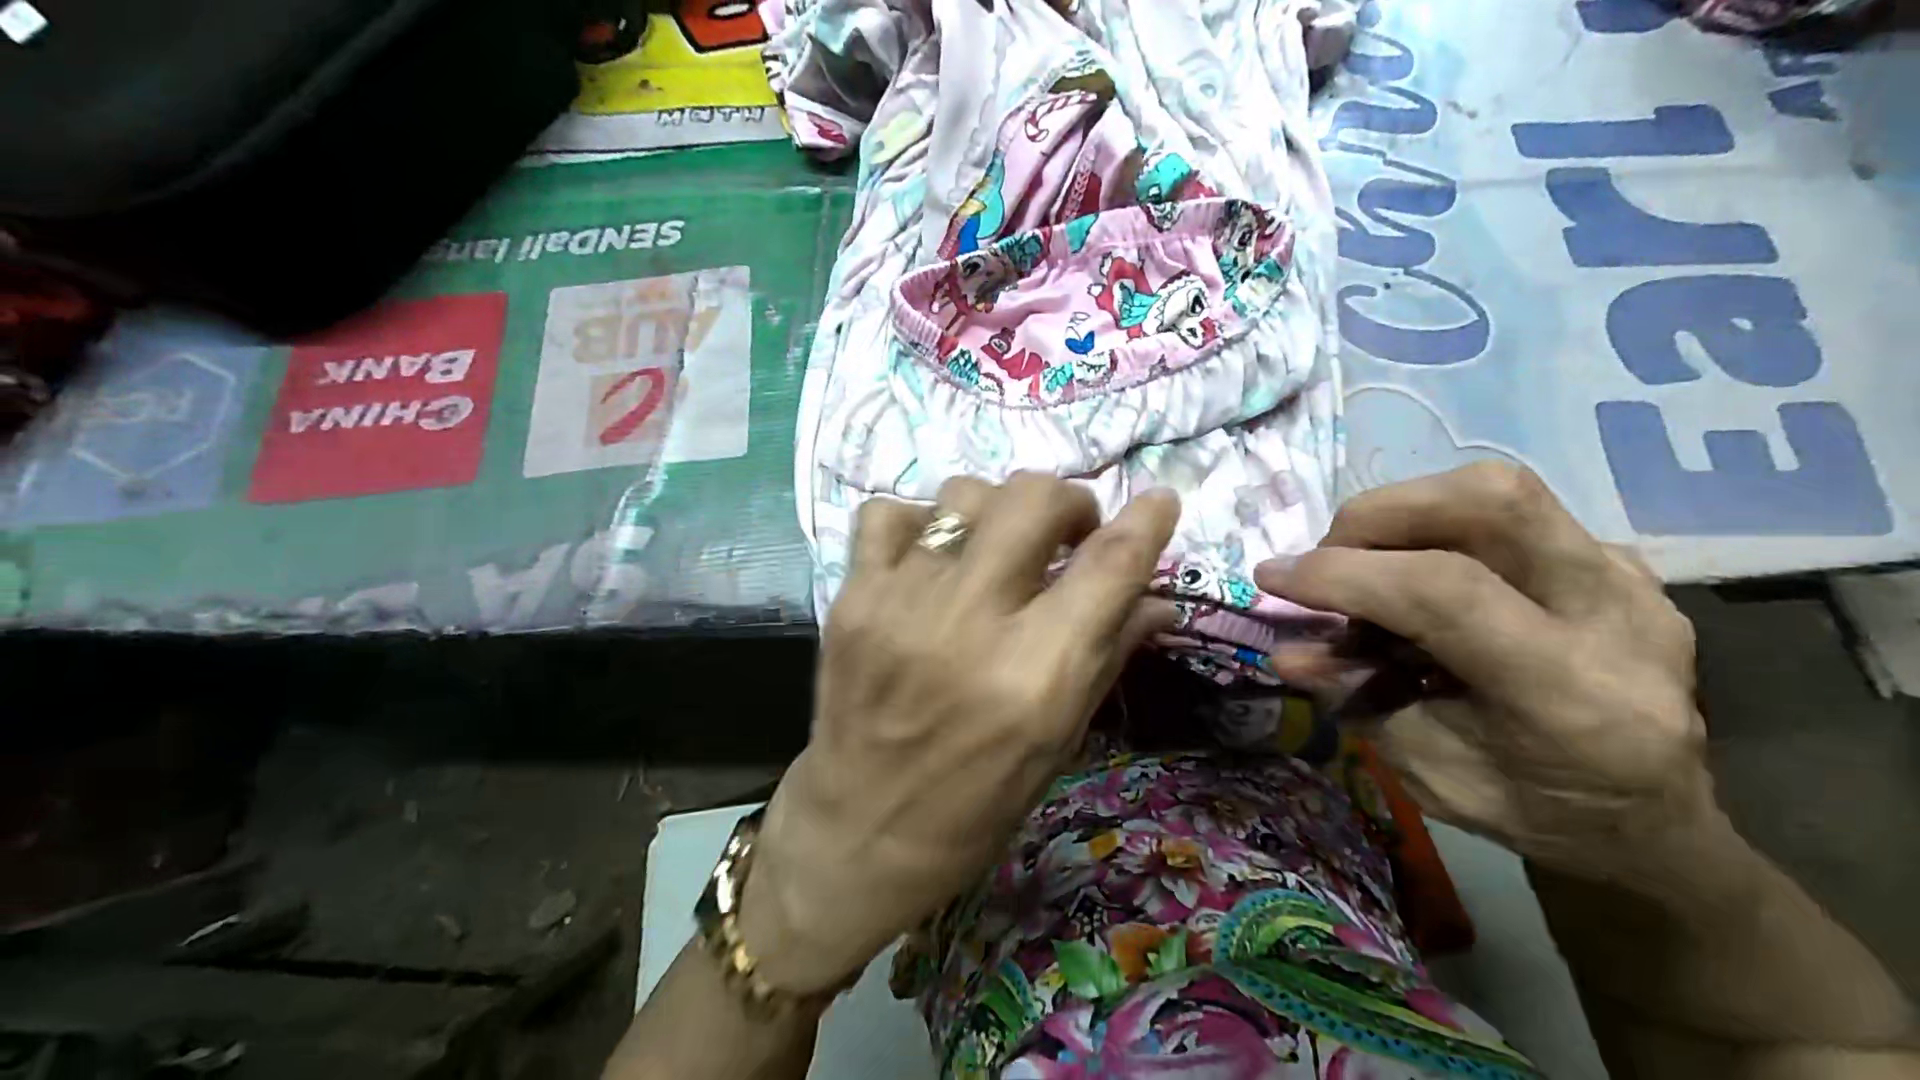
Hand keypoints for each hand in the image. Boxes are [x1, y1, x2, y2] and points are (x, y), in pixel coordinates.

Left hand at [740, 474, 1179, 992]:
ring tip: (999, 547)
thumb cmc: (978, 803)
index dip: (1147, 521)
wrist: (862, 830)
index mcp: (1037, 674)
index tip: (1160, 502)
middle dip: (1068, 503)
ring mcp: (901, 602)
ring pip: (965, 493)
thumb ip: (1108, 654)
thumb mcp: (1061, 740)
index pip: (1110, 564)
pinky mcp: (851, 598)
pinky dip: (921, 520)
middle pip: (1034, 499)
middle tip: (1067, 535)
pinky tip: (932, 557)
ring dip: (999, 509)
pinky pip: (887, 513)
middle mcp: (971, 622)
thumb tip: (1157, 598)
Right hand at [1255, 464, 1711, 882]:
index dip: (1341, 574)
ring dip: (1401, 516)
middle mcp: (1616, 616)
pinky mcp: (1616, 562)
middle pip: (1491, 501)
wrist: (1650, 819)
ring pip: (1499, 490)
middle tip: (1329, 559)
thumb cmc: (1533, 810)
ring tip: (1368, 571)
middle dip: (1378, 515)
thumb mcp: (1427, 772)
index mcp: (1570, 694)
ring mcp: (1627, 578)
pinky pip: (1509, 515)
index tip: (1272, 580)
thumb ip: (1358, 700)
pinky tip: (1422, 583)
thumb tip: (1286, 651)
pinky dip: (1438, 533)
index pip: (1443, 591)